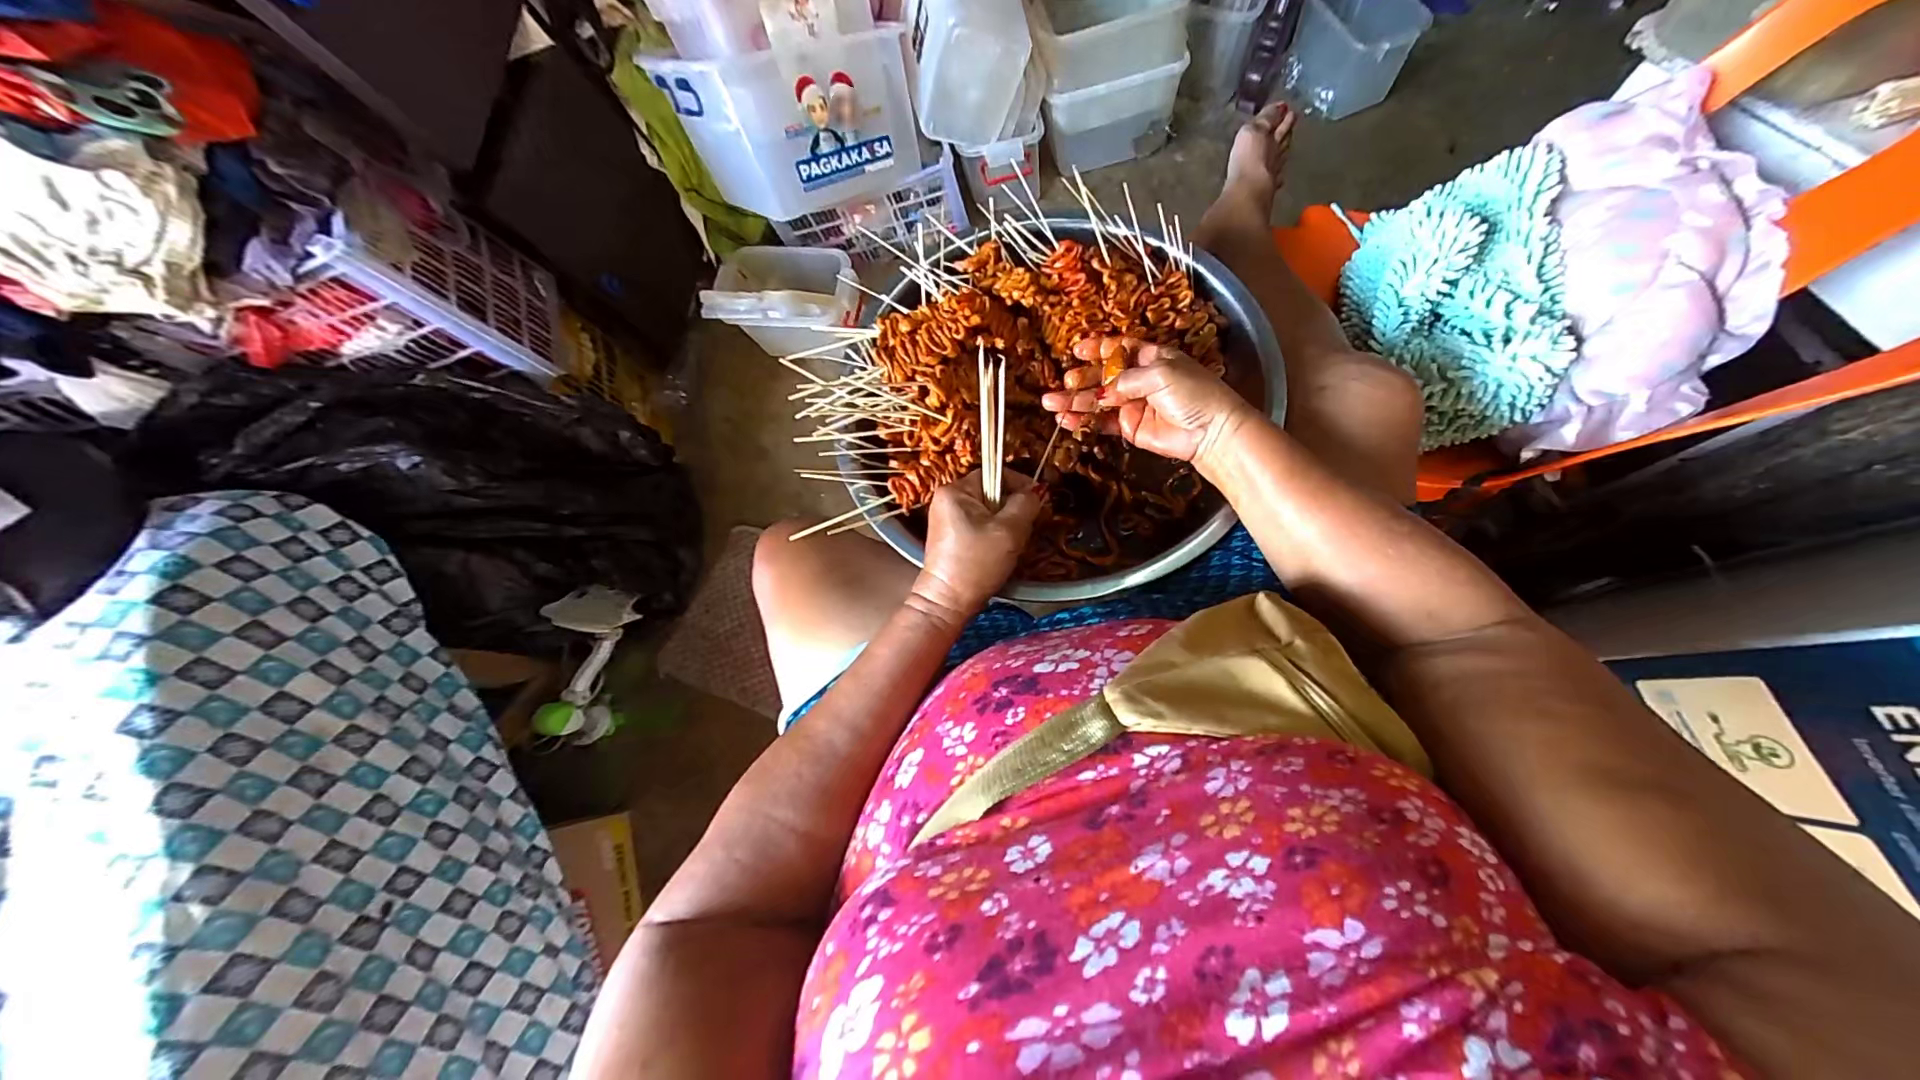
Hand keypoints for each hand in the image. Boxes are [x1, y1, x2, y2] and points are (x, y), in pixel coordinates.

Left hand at [910, 469, 1040, 621]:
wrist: (948, 602)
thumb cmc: (977, 565)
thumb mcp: (1010, 531)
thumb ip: (1026, 504)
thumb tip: (1035, 491)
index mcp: (955, 491)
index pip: (993, 472)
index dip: (1018, 483)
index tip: (1035, 501)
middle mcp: (946, 499)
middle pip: (991, 492)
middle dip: (1011, 507)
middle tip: (1024, 527)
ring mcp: (945, 518)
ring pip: (987, 510)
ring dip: (1004, 523)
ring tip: (1011, 543)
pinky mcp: (949, 537)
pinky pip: (978, 525)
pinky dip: (992, 534)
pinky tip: (998, 551)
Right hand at [1042, 337, 1256, 470]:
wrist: (1211, 432)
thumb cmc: (1195, 394)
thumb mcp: (1161, 375)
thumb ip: (1127, 380)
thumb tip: (1102, 389)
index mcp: (1151, 358)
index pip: (1120, 349)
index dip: (1099, 348)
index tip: (1078, 349)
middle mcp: (1139, 379)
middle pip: (1103, 376)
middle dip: (1081, 379)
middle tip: (1064, 383)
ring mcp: (1133, 404)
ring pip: (1098, 401)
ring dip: (1075, 402)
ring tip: (1051, 403)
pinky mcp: (1130, 428)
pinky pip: (1102, 423)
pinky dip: (1084, 421)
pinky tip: (1067, 419)